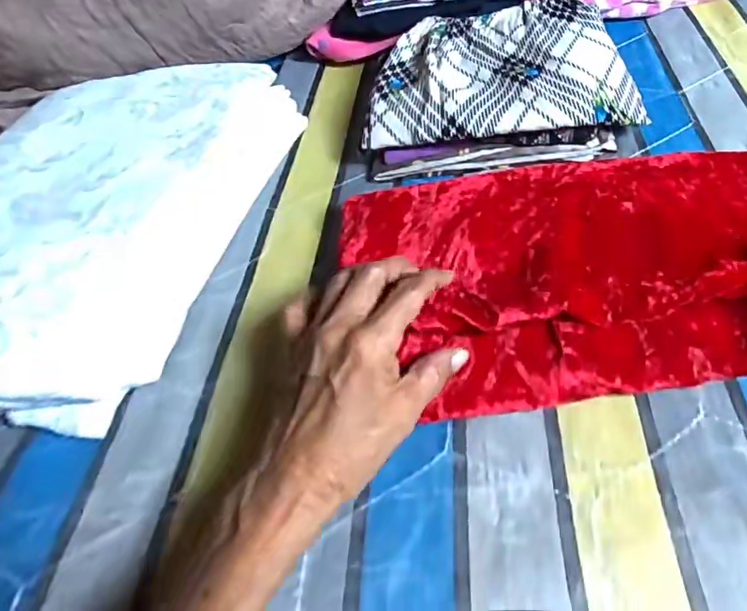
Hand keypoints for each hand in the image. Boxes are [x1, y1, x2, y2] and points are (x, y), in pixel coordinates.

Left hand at [248, 257, 467, 511]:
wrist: (292, 479)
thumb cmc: (353, 450)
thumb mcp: (403, 415)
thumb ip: (431, 374)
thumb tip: (458, 351)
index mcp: (371, 340)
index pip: (407, 293)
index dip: (431, 279)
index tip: (447, 277)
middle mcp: (339, 326)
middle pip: (371, 274)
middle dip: (398, 266)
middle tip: (416, 272)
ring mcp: (309, 333)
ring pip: (337, 281)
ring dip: (365, 272)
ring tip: (383, 279)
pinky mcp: (288, 346)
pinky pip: (303, 304)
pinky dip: (322, 293)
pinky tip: (334, 300)